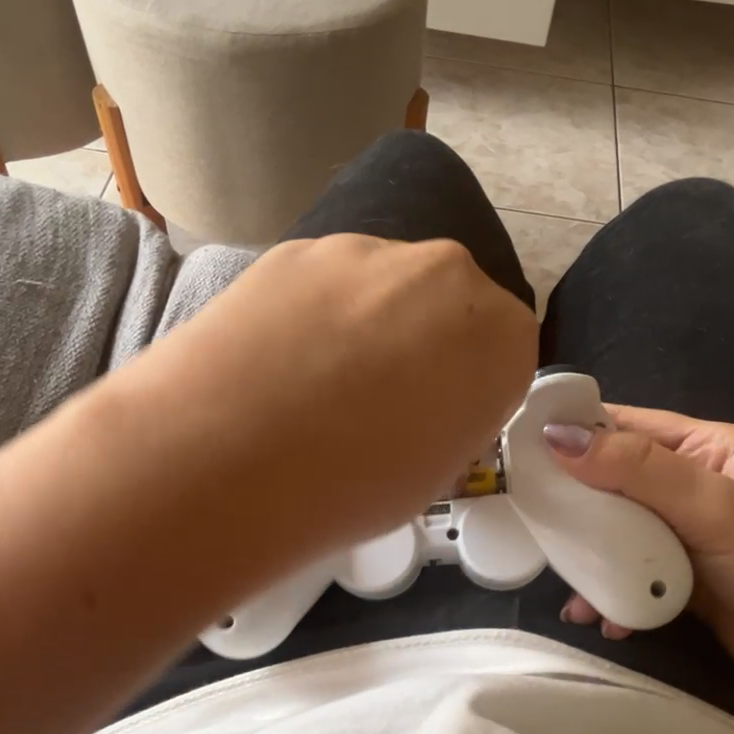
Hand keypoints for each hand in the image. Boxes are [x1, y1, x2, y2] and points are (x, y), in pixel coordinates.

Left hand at [131, 234, 538, 544]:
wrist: (229, 455)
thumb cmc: (354, 486)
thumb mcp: (434, 475)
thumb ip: (451, 420)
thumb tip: (426, 405)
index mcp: (501, 337)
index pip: (504, 355)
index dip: (470, 392)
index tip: (435, 423)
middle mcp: (447, 274)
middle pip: (448, 309)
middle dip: (423, 346)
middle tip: (375, 404)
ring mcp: (368, 251)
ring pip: (384, 290)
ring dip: (366, 326)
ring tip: (311, 387)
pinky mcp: (297, 247)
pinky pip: (326, 284)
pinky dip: (311, 316)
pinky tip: (276, 364)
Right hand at [546, 405, 733, 704]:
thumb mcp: (713, 509)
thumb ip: (638, 472)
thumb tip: (557, 437)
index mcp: (706, 447)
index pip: (626, 426)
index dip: (573, 434)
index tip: (518, 453)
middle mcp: (691, 484)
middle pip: (612, 482)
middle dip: (573, 505)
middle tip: (530, 524)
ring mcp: (684, 534)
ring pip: (616, 531)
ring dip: (589, 557)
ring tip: (569, 588)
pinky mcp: (678, 578)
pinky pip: (629, 573)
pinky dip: (610, 592)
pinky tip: (600, 615)